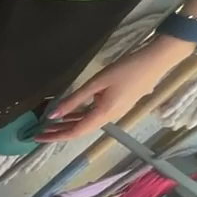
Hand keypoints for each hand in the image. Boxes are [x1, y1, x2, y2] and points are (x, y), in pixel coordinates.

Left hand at [35, 38, 191, 141]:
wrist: (160, 57)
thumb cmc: (127, 69)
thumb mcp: (96, 84)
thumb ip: (73, 101)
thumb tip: (51, 116)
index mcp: (104, 113)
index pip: (75, 132)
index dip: (55, 137)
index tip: (37, 138)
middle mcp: (110, 116)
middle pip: (81, 130)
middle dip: (59, 133)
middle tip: (39, 133)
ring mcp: (117, 110)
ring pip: (87, 123)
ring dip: (68, 125)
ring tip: (49, 125)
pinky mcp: (120, 104)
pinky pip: (95, 115)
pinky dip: (80, 116)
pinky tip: (69, 114)